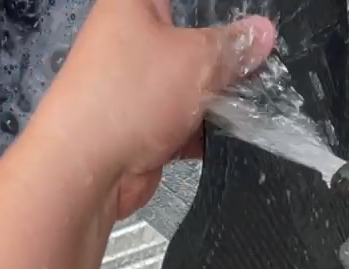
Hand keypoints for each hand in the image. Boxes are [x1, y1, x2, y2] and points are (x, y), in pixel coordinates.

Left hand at [28, 0, 274, 218]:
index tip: (250, 18)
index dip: (218, 7)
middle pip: (190, 40)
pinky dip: (202, 133)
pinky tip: (228, 137)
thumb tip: (262, 34)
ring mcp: (134, 90)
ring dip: (215, 101)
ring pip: (187, 87)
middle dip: (223, 56)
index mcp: (133, 2)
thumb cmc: (129, 98)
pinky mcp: (141, 132)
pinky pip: (181, 126)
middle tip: (257, 63)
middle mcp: (130, 42)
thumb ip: (233, 49)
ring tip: (247, 103)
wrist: (86, 171)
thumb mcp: (196, 62)